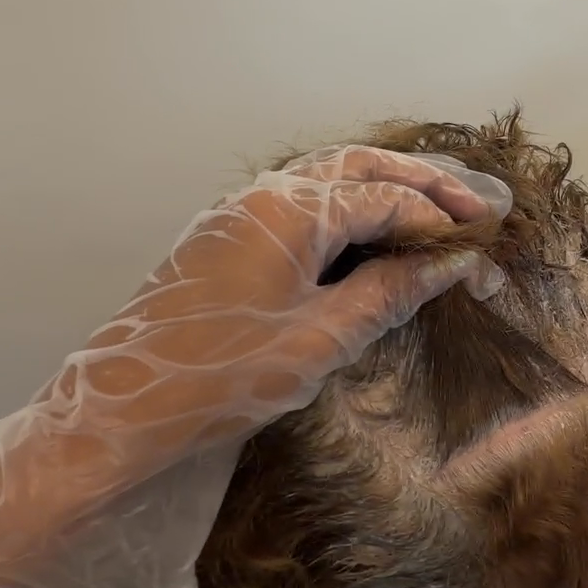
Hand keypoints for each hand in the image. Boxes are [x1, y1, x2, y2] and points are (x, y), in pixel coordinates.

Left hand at [0, 146, 510, 587]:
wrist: (110, 422)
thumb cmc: (223, 378)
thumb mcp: (323, 337)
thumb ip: (395, 290)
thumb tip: (458, 262)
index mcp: (288, 212)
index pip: (385, 198)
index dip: (437, 218)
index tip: (478, 241)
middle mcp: (265, 195)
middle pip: (361, 164)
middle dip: (421, 180)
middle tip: (471, 203)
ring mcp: (242, 211)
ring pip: (332, 174)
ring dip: (387, 183)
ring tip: (433, 205)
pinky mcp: (230, 234)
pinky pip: (306, 196)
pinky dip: (353, 200)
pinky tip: (374, 225)